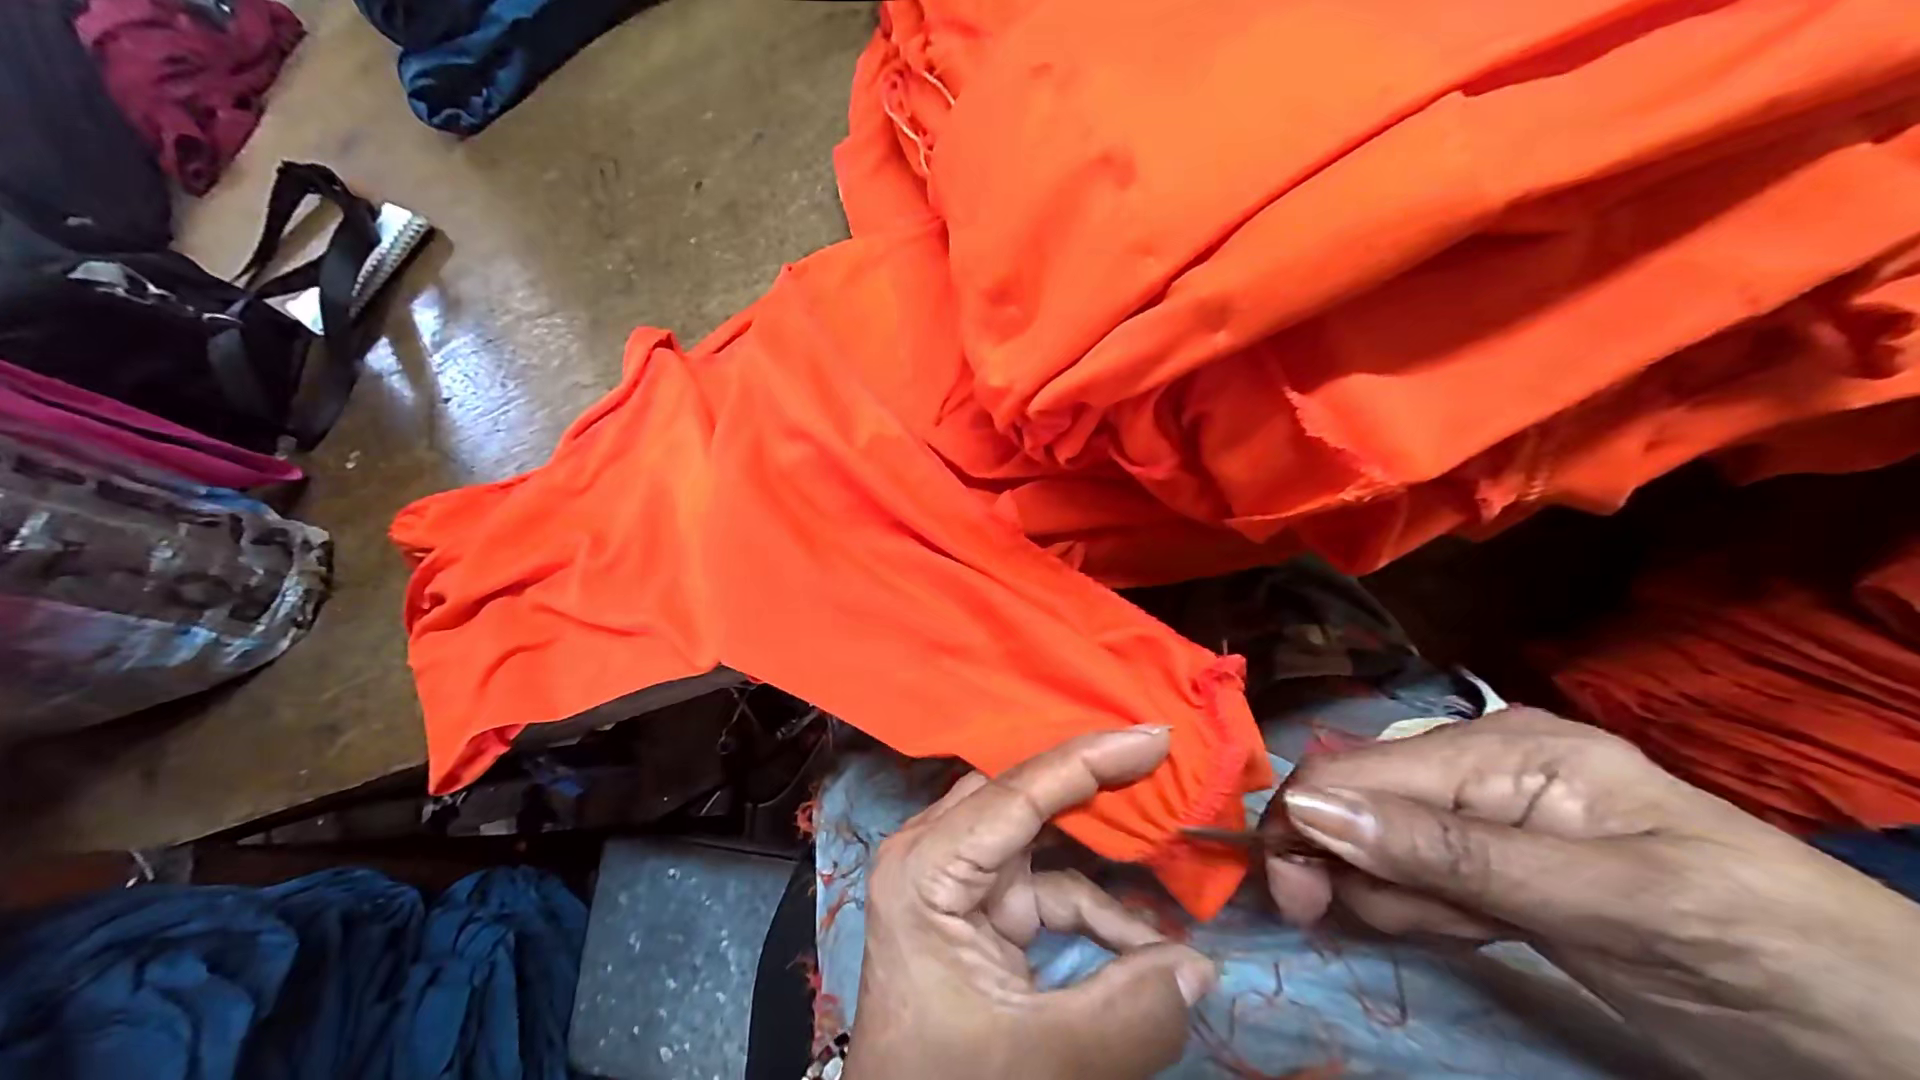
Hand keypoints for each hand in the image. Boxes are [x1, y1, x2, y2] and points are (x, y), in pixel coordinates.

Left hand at [844, 727, 1218, 1079]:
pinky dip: (1096, 911)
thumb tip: (1200, 968)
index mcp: (925, 867)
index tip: (1152, 736)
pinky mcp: (982, 908)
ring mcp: (959, 879)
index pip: (1015, 791)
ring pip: (1040, 839)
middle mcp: (936, 854)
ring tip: (1167, 849)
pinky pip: (1048, 888)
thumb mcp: (1040, 1055)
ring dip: (1103, 854)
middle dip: (1093, 784)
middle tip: (1160, 763)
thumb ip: (1128, 1012)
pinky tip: (1144, 947)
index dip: (1088, 758)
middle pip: (1024, 797)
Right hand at [1261, 707, 1919, 1079]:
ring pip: (1378, 843)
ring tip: (1454, 933)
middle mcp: (1483, 770)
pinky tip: (1452, 929)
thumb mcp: (1612, 904)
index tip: (1285, 895)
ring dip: (1382, 892)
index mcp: (1506, 749)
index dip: (1305, 822)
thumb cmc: (1774, 955)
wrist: (1907, 1042)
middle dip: (1340, 861)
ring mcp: (1491, 822)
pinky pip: (1416, 877)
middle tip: (1345, 924)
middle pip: (1359, 802)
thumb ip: (1451, 853)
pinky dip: (1411, 907)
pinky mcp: (1499, 871)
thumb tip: (1308, 809)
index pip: (1361, 772)